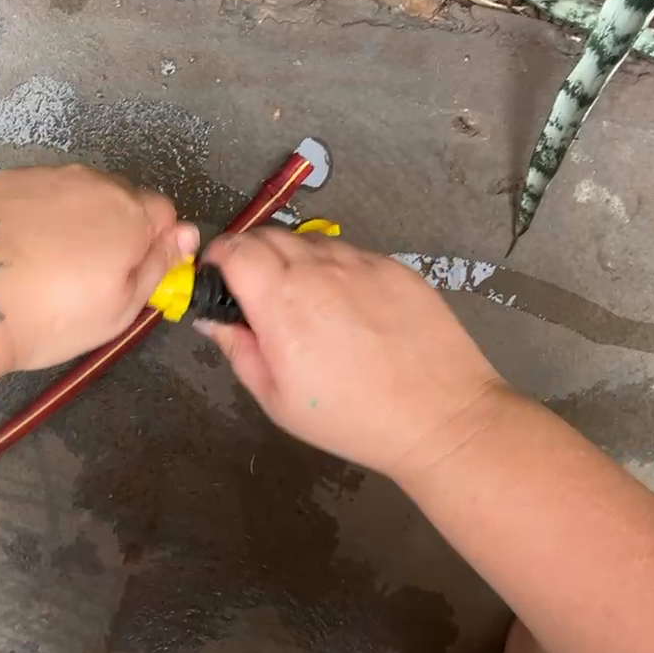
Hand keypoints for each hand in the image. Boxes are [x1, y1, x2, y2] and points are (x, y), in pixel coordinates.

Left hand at [0, 165, 197, 375]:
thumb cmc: (49, 316)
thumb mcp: (118, 310)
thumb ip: (159, 266)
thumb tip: (187, 235)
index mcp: (130, 213)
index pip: (163, 213)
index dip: (151, 244)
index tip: (128, 272)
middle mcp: (92, 181)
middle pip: (119, 197)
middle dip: (113, 227)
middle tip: (85, 273)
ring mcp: (44, 175)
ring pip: (76, 192)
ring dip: (73, 217)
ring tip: (44, 262)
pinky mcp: (3, 178)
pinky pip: (36, 192)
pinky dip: (34, 213)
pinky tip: (13, 248)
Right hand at [199, 230, 515, 485]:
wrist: (441, 416)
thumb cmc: (350, 417)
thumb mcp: (276, 398)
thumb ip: (238, 348)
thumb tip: (212, 318)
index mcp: (281, 301)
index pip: (234, 248)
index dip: (219, 257)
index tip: (219, 276)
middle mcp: (317, 268)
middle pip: (266, 235)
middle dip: (249, 254)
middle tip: (255, 290)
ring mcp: (358, 261)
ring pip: (306, 241)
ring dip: (291, 259)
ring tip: (305, 300)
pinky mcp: (391, 264)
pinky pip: (346, 252)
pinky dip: (332, 267)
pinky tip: (347, 304)